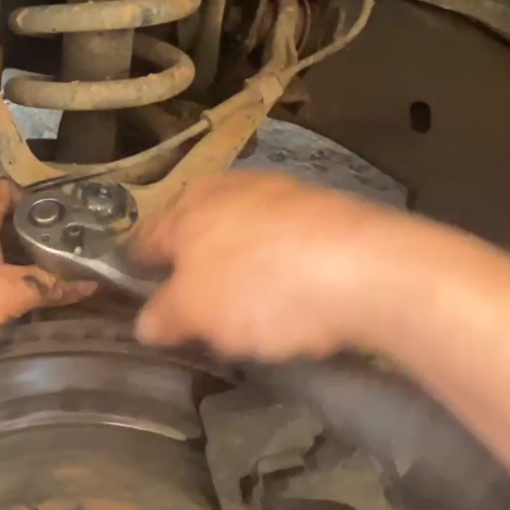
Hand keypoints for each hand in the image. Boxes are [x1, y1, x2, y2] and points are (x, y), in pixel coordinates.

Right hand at [133, 171, 470, 360]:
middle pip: (197, 239)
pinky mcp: (328, 212)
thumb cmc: (261, 286)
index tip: (143, 309)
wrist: (371, 270)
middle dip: (196, 278)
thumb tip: (145, 322)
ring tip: (255, 320)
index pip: (145, 241)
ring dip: (243, 276)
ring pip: (245, 243)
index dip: (138, 277)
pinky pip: (290, 249)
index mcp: (187, 204)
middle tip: (201, 322)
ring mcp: (282, 195)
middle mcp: (229, 187)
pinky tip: (300, 305)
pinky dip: (286, 275)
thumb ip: (163, 315)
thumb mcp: (195, 312)